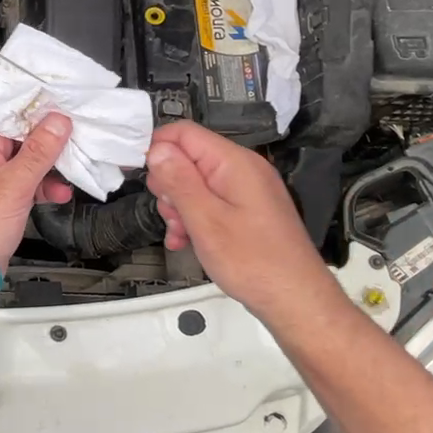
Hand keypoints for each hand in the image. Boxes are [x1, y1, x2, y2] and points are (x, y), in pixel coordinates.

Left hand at [0, 116, 72, 269]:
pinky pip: (28, 184)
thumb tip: (57, 122)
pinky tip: (60, 193)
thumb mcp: (13, 184)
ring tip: (72, 172)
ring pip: (29, 162)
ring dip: (52, 168)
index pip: (12, 114)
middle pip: (24, 138)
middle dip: (52, 142)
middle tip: (79, 140)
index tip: (68, 108)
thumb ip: (38, 152)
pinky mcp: (2, 200)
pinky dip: (45, 187)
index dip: (40, 111)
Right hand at [145, 121, 347, 330]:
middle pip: (186, 159)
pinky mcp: (246, 209)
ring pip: (193, 184)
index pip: (184, 133)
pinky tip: (188, 242)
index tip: (138, 174)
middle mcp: (243, 170)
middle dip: (168, 185)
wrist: (294, 299)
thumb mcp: (205, 220)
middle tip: (172, 215)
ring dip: (178, 208)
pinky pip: (208, 202)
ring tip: (183, 235)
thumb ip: (178, 181)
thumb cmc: (254, 263)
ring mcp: (246, 190)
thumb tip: (157, 149)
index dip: (156, 148)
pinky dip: (193, 219)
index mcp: (234, 164)